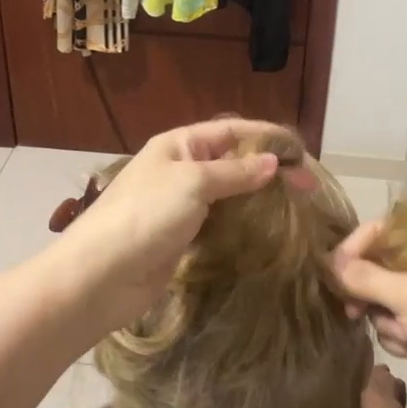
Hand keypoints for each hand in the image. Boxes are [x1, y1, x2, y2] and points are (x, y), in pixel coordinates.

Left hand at [51, 119, 308, 332]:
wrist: (99, 276)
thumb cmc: (145, 216)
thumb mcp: (193, 183)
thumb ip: (235, 173)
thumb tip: (273, 162)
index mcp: (180, 144)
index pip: (233, 131)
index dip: (268, 138)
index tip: (303, 153)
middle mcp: (181, 168)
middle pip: (233, 160)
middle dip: (269, 169)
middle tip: (307, 187)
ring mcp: (180, 204)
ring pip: (228, 192)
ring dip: (257, 196)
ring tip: (294, 207)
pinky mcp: (181, 237)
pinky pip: (219, 221)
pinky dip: (241, 222)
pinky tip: (264, 230)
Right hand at [331, 221, 406, 407]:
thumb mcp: (406, 295)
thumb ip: (365, 276)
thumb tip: (331, 264)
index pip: (380, 230)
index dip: (355, 246)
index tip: (333, 269)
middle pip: (376, 266)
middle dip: (365, 289)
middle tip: (353, 309)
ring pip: (379, 299)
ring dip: (384, 320)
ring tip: (404, 335)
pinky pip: (391, 324)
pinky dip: (396, 337)